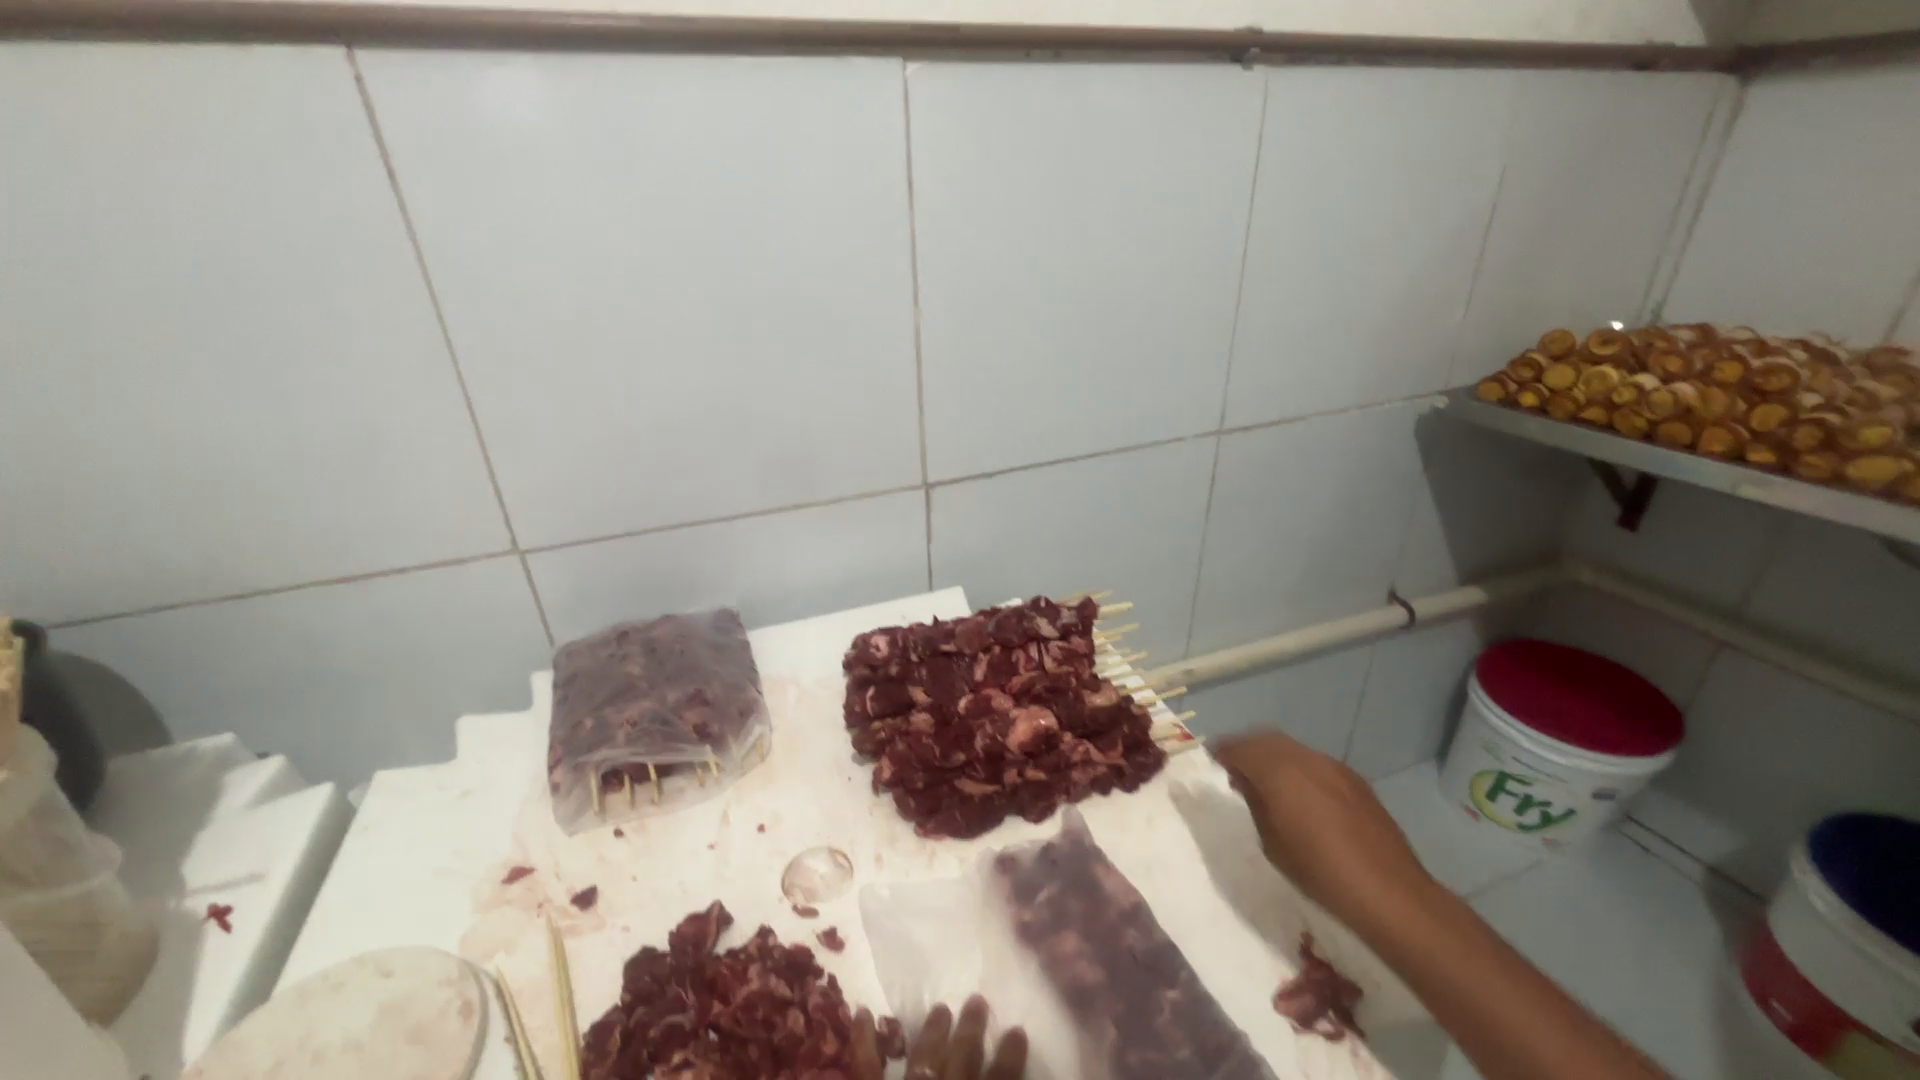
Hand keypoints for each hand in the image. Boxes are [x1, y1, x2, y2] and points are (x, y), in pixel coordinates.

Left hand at [853, 996, 1026, 1079]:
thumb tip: (1030, 1076)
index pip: (1002, 1078)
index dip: (1011, 1057)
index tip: (1018, 1030)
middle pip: (963, 1059)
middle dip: (971, 1030)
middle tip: (978, 1001)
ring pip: (924, 1058)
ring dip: (934, 1033)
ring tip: (942, 1008)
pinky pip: (867, 1065)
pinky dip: (863, 1039)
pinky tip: (862, 1012)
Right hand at [1211, 731, 1438, 932]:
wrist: (1387, 891)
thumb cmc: (1318, 871)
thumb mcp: (1271, 841)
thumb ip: (1254, 802)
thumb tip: (1243, 779)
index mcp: (1279, 771)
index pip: (1240, 747)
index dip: (1222, 751)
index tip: (1211, 761)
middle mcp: (1306, 758)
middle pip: (1266, 739)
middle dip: (1246, 748)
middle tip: (1233, 769)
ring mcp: (1335, 766)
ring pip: (1293, 748)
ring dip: (1273, 757)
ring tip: (1264, 783)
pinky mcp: (1355, 780)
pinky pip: (1315, 762)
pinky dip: (1297, 768)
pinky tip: (1299, 794)